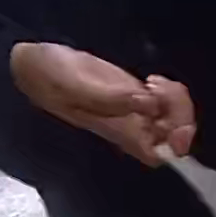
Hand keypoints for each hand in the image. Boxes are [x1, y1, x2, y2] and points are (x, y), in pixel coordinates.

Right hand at [9, 42, 194, 164]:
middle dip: (180, 112)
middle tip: (158, 89)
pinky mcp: (138, 95)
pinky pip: (167, 100)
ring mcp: (138, 112)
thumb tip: (149, 104)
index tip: (177, 125)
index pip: (159, 154)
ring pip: (175, 116)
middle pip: (175, 134)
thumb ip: (111, 98)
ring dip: (175, 99)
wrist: (36, 62)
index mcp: (120, 134)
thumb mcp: (74, 87)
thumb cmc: (49, 78)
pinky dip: (169, 90)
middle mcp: (134, 128)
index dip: (176, 146)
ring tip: (153, 81)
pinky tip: (152, 79)